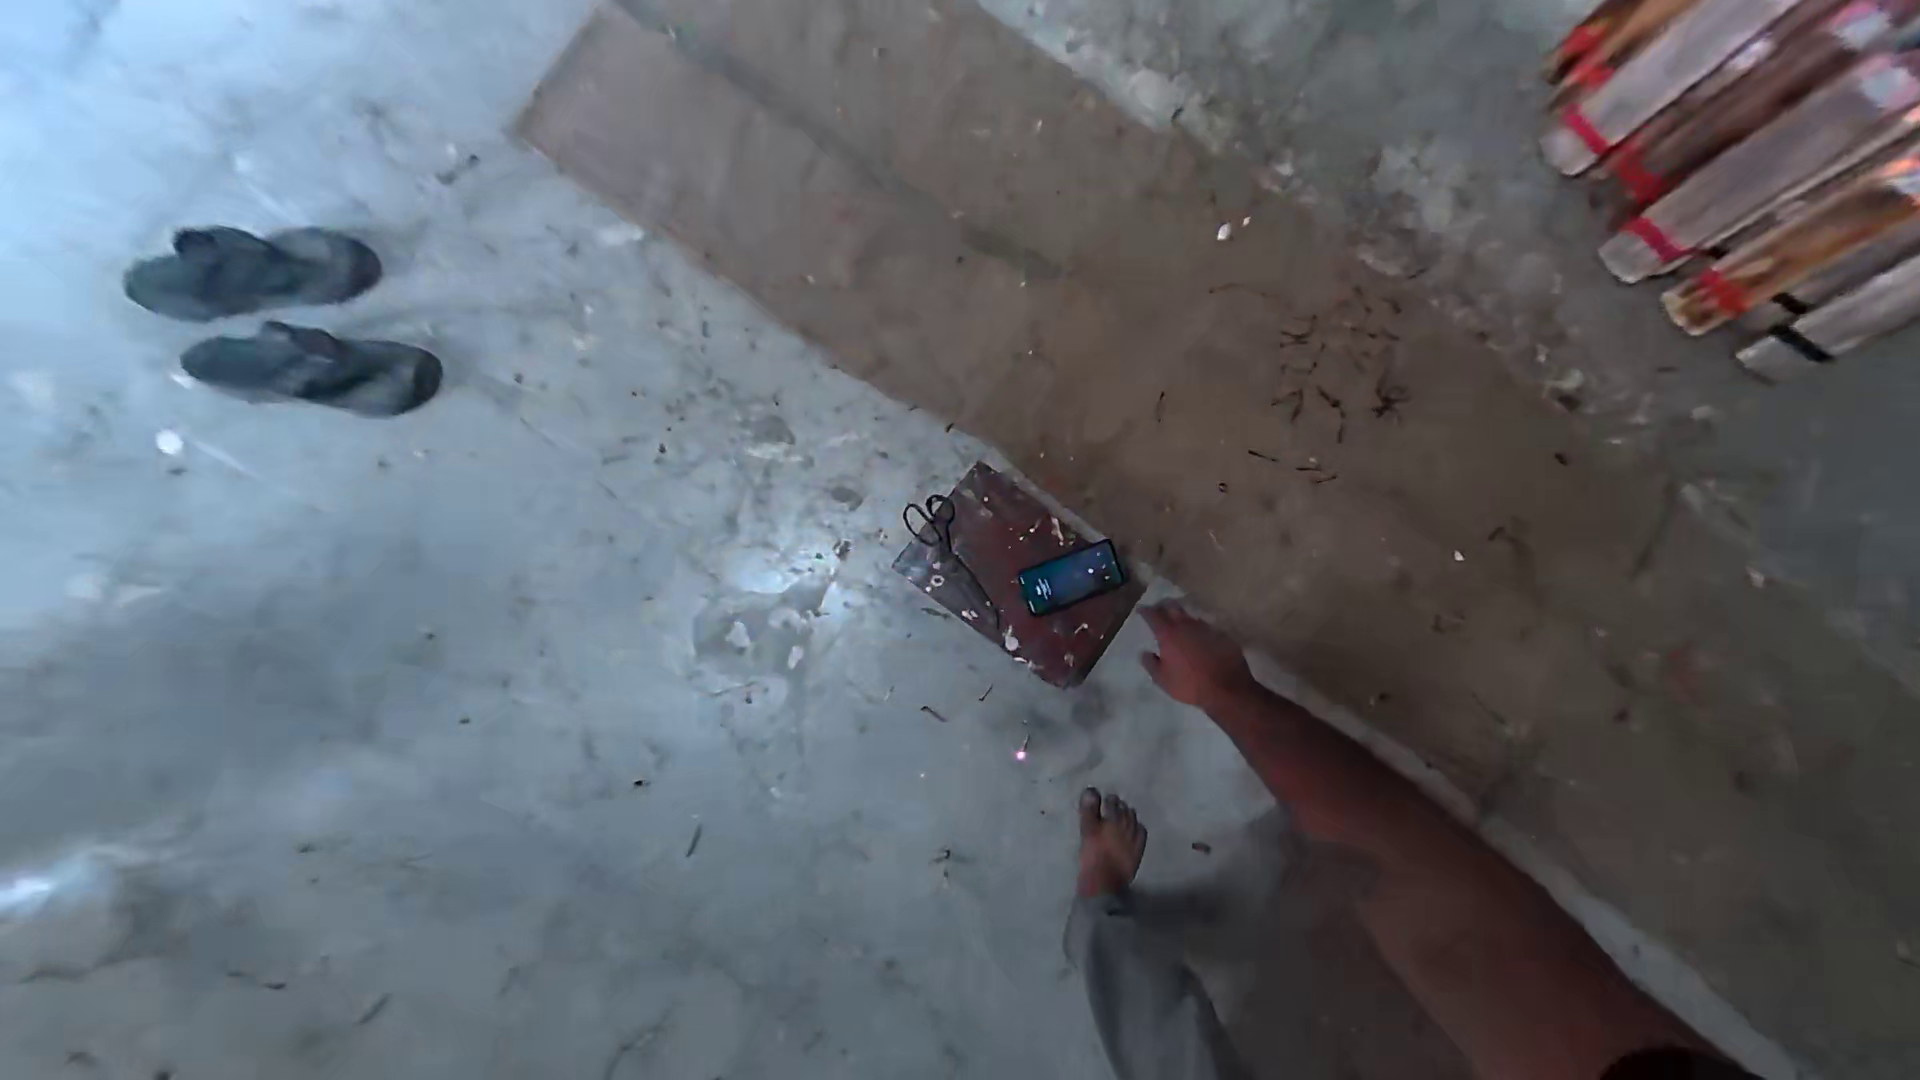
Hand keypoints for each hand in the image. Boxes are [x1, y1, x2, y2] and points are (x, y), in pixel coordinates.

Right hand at [1139, 602, 1260, 709]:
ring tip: (1181, 627)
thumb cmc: (1189, 685)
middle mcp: (1187, 626)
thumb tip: (1145, 653)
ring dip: (1184, 619)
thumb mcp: (1162, 679)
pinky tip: (1201, 642)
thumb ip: (1150, 663)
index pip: (1153, 615)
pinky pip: (1208, 630)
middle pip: (1173, 607)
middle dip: (1164, 606)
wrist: (1228, 690)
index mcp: (1169, 634)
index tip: (1141, 610)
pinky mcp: (1223, 636)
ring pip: (1191, 617)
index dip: (1145, 611)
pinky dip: (1201, 632)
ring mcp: (1207, 629)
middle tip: (1160, 610)